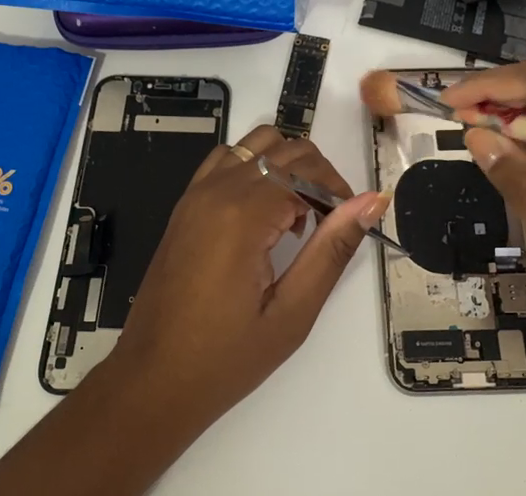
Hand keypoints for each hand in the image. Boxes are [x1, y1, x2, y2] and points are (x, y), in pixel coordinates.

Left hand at [104, 125, 389, 424]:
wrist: (152, 380)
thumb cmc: (225, 358)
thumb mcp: (292, 313)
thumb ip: (332, 249)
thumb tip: (372, 201)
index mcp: (243, 215)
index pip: (306, 170)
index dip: (336, 190)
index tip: (348, 223)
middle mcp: (217, 190)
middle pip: (283, 149)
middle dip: (316, 175)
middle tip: (328, 224)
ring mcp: (195, 193)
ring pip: (254, 144)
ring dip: (285, 165)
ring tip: (296, 216)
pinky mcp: (184, 204)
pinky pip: (226, 160)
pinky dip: (253, 167)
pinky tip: (261, 211)